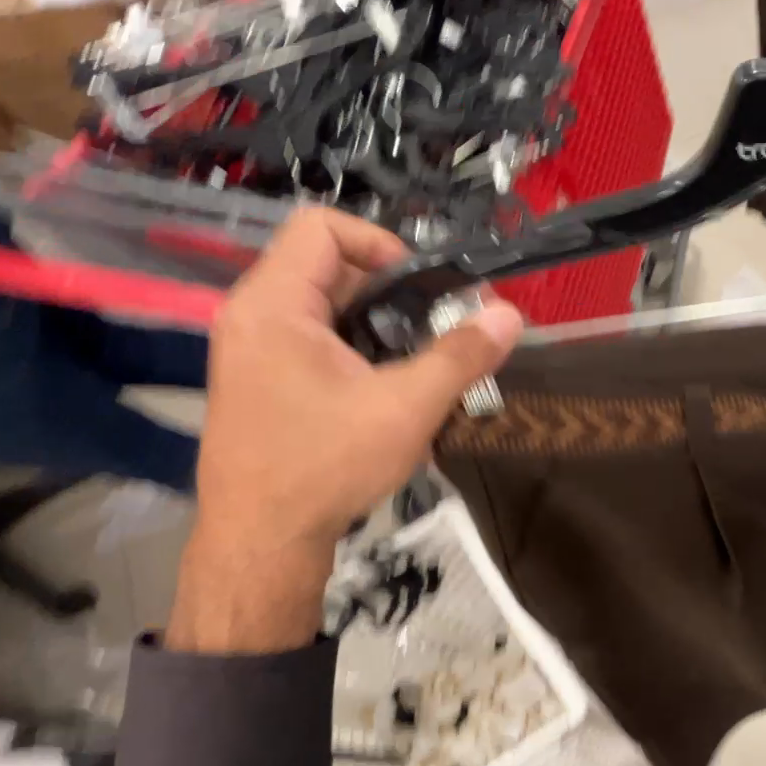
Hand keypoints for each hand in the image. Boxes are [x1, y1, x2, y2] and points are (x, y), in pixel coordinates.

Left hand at [166, 209, 522, 652]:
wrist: (264, 538)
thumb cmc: (327, 464)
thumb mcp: (407, 407)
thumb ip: (461, 356)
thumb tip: (510, 315)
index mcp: (274, 305)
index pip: (321, 228)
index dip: (383, 243)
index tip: (429, 289)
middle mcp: (255, 316)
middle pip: (330, 268)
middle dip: (396, 292)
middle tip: (443, 330)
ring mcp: (257, 352)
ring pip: (330, 310)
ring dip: (385, 326)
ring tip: (426, 364)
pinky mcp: (268, 383)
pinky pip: (320, 342)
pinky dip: (364, 351)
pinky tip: (395, 392)